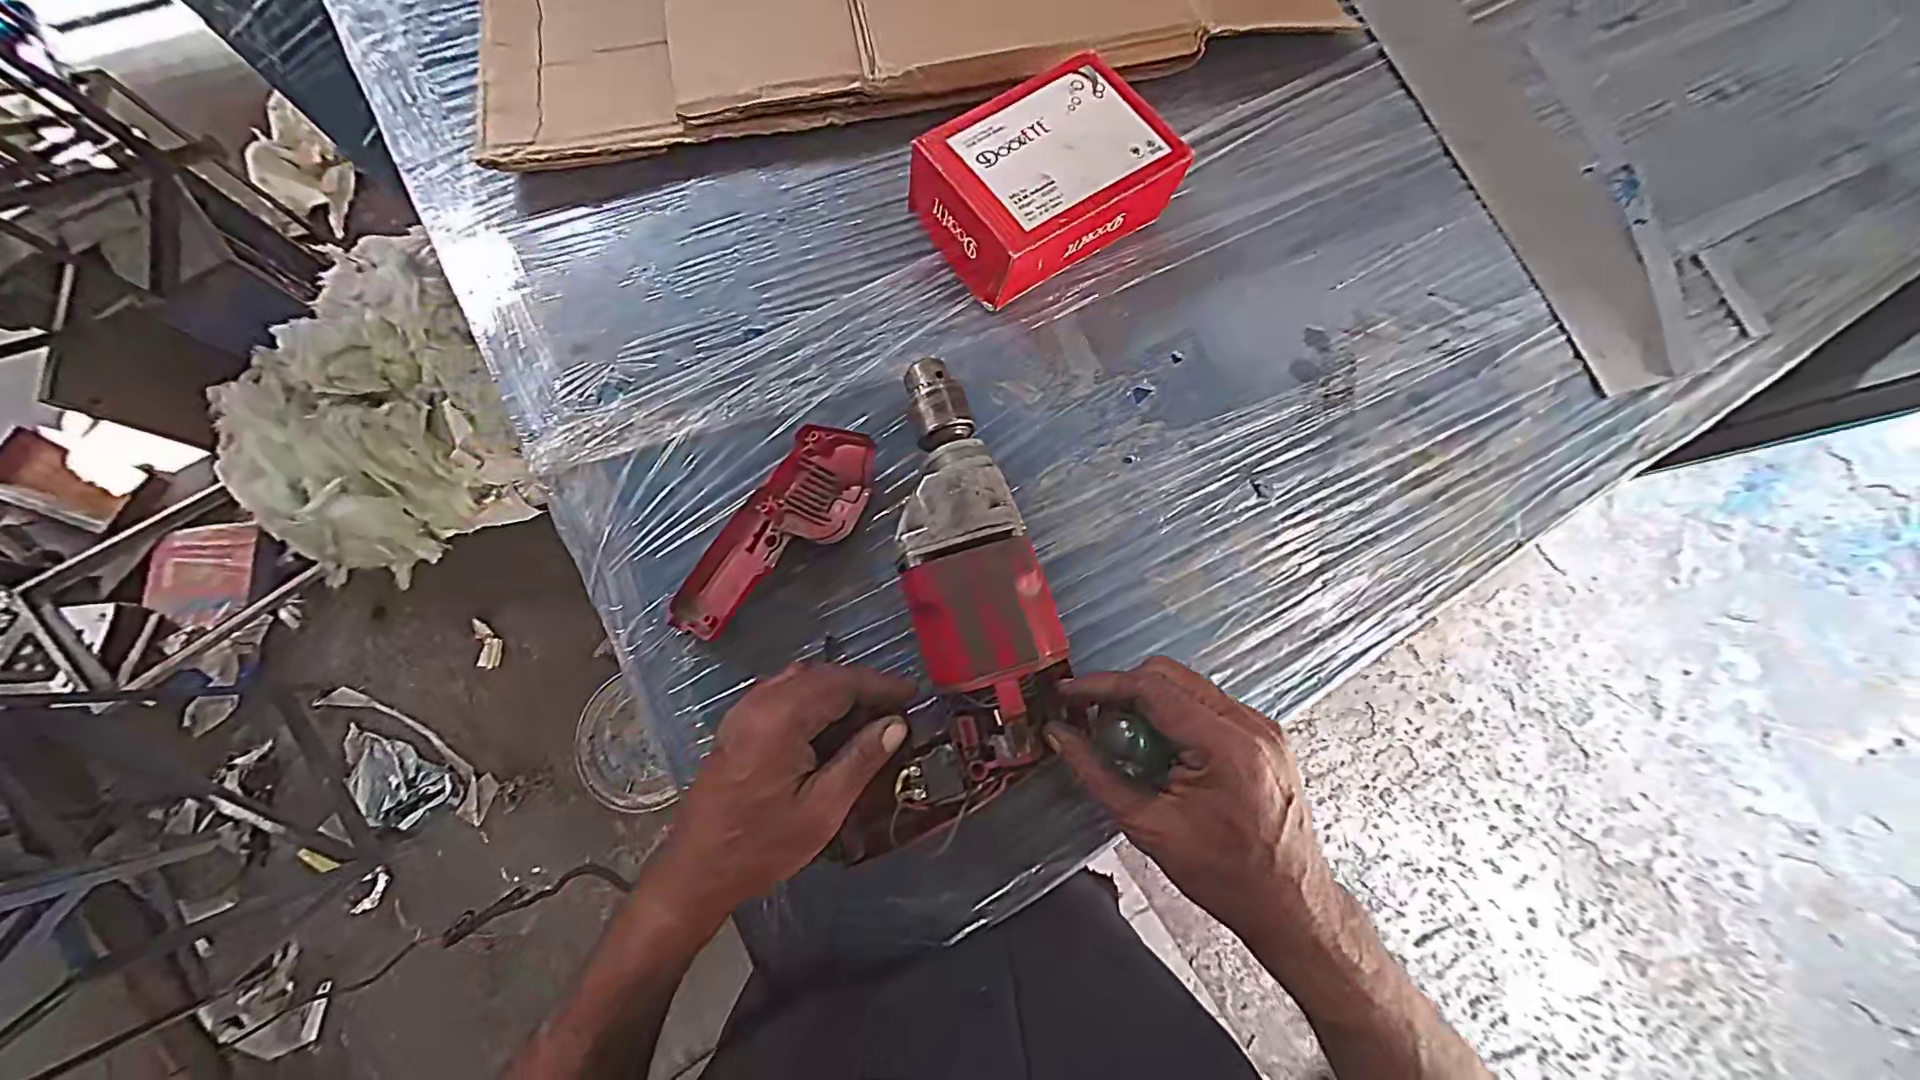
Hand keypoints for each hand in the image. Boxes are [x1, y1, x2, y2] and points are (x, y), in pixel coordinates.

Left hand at [643, 662, 912, 922]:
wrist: (695, 871)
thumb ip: (861, 759)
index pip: (841, 684)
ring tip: (872, 711)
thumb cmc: (762, 846)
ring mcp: (744, 709)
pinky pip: (785, 692)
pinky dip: (815, 696)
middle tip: (897, 705)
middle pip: (822, 675)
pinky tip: (833, 719)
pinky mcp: (739, 722)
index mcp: (780, 719)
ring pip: (803, 679)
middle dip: (862, 685)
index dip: (880, 685)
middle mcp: (760, 703)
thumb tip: (896, 724)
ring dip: (839, 688)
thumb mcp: (823, 809)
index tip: (912, 694)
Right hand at [1049, 657, 1329, 936]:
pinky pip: (1205, 703)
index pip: (1151, 688)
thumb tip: (1061, 736)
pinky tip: (1161, 750)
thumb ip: (1097, 773)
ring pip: (1186, 684)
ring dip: (1148, 703)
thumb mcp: (1149, 827)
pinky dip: (1174, 716)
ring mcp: (1261, 726)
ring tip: (1128, 743)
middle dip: (1123, 691)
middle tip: (1094, 721)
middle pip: (1168, 675)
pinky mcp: (1263, 734)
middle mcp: (1250, 725)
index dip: (1102, 685)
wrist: (1291, 904)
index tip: (1069, 693)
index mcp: (1225, 746)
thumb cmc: (1228, 876)